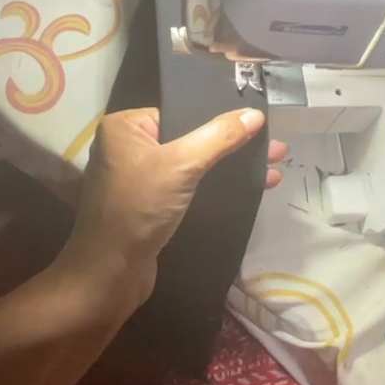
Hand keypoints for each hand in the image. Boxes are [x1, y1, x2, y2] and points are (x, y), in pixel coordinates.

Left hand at [60, 107, 287, 296]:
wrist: (110, 274)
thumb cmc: (139, 209)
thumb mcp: (182, 164)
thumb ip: (219, 136)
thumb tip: (254, 114)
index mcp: (126, 127)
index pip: (180, 110)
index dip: (219, 116)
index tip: (258, 120)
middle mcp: (129, 147)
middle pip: (191, 136)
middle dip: (233, 143)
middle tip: (274, 148)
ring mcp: (139, 178)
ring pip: (193, 163)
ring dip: (230, 166)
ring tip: (273, 167)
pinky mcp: (151, 205)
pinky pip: (190, 186)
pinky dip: (217, 186)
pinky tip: (250, 189)